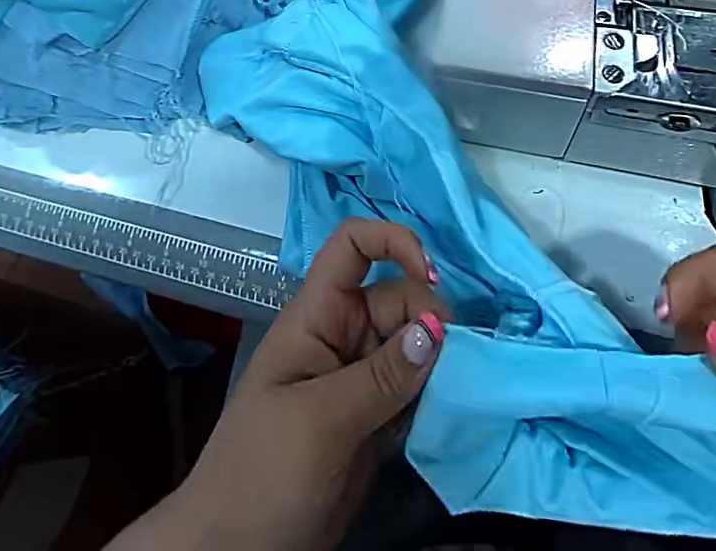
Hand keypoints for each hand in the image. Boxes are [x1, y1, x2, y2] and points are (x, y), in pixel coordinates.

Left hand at [108, 220, 448, 550]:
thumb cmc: (261, 474)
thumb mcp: (320, 420)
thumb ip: (382, 376)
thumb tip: (438, 331)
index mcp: (317, 315)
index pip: (353, 246)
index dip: (394, 242)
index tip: (432, 278)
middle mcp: (343, 334)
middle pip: (398, 296)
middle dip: (430, 318)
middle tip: (454, 362)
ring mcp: (361, 375)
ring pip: (414, 342)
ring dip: (439, 359)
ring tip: (453, 390)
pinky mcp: (377, 413)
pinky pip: (416, 384)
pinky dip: (435, 392)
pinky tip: (443, 413)